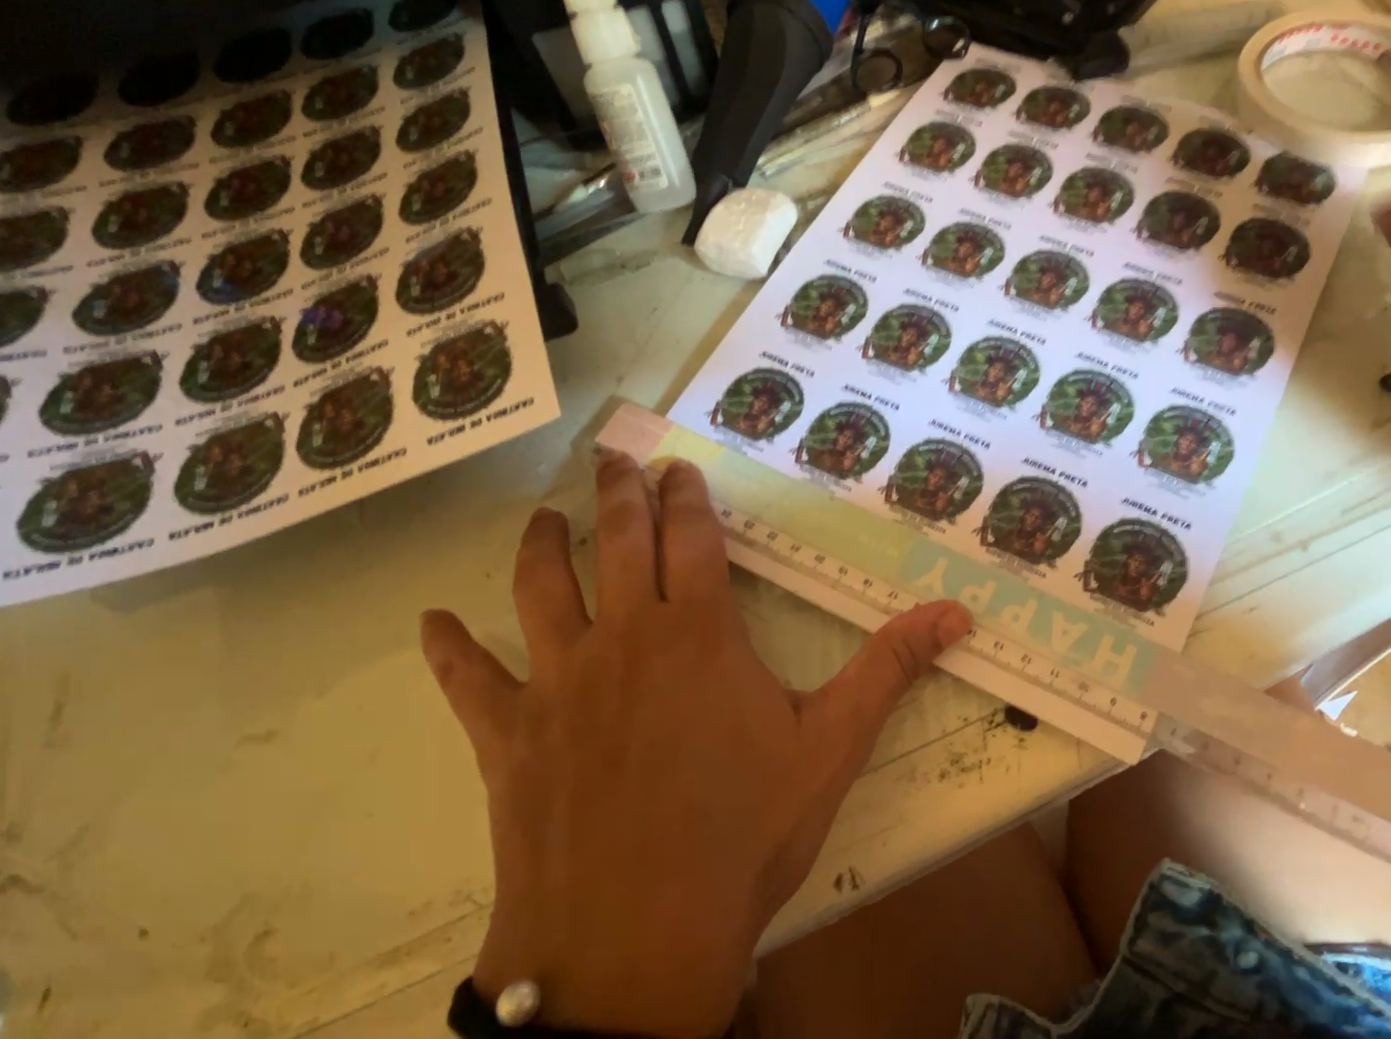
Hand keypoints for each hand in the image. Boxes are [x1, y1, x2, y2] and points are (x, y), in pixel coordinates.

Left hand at [420, 452, 972, 1035]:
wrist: (638, 932)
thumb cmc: (744, 832)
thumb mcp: (834, 747)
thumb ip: (891, 669)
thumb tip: (958, 611)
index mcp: (698, 635)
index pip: (691, 541)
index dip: (685, 498)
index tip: (678, 467)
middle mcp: (623, 639)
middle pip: (617, 544)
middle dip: (617, 495)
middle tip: (612, 458)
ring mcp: (557, 683)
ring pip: (539, 589)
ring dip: (540, 546)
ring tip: (543, 517)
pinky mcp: (507, 736)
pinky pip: (468, 680)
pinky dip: (448, 648)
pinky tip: (431, 623)